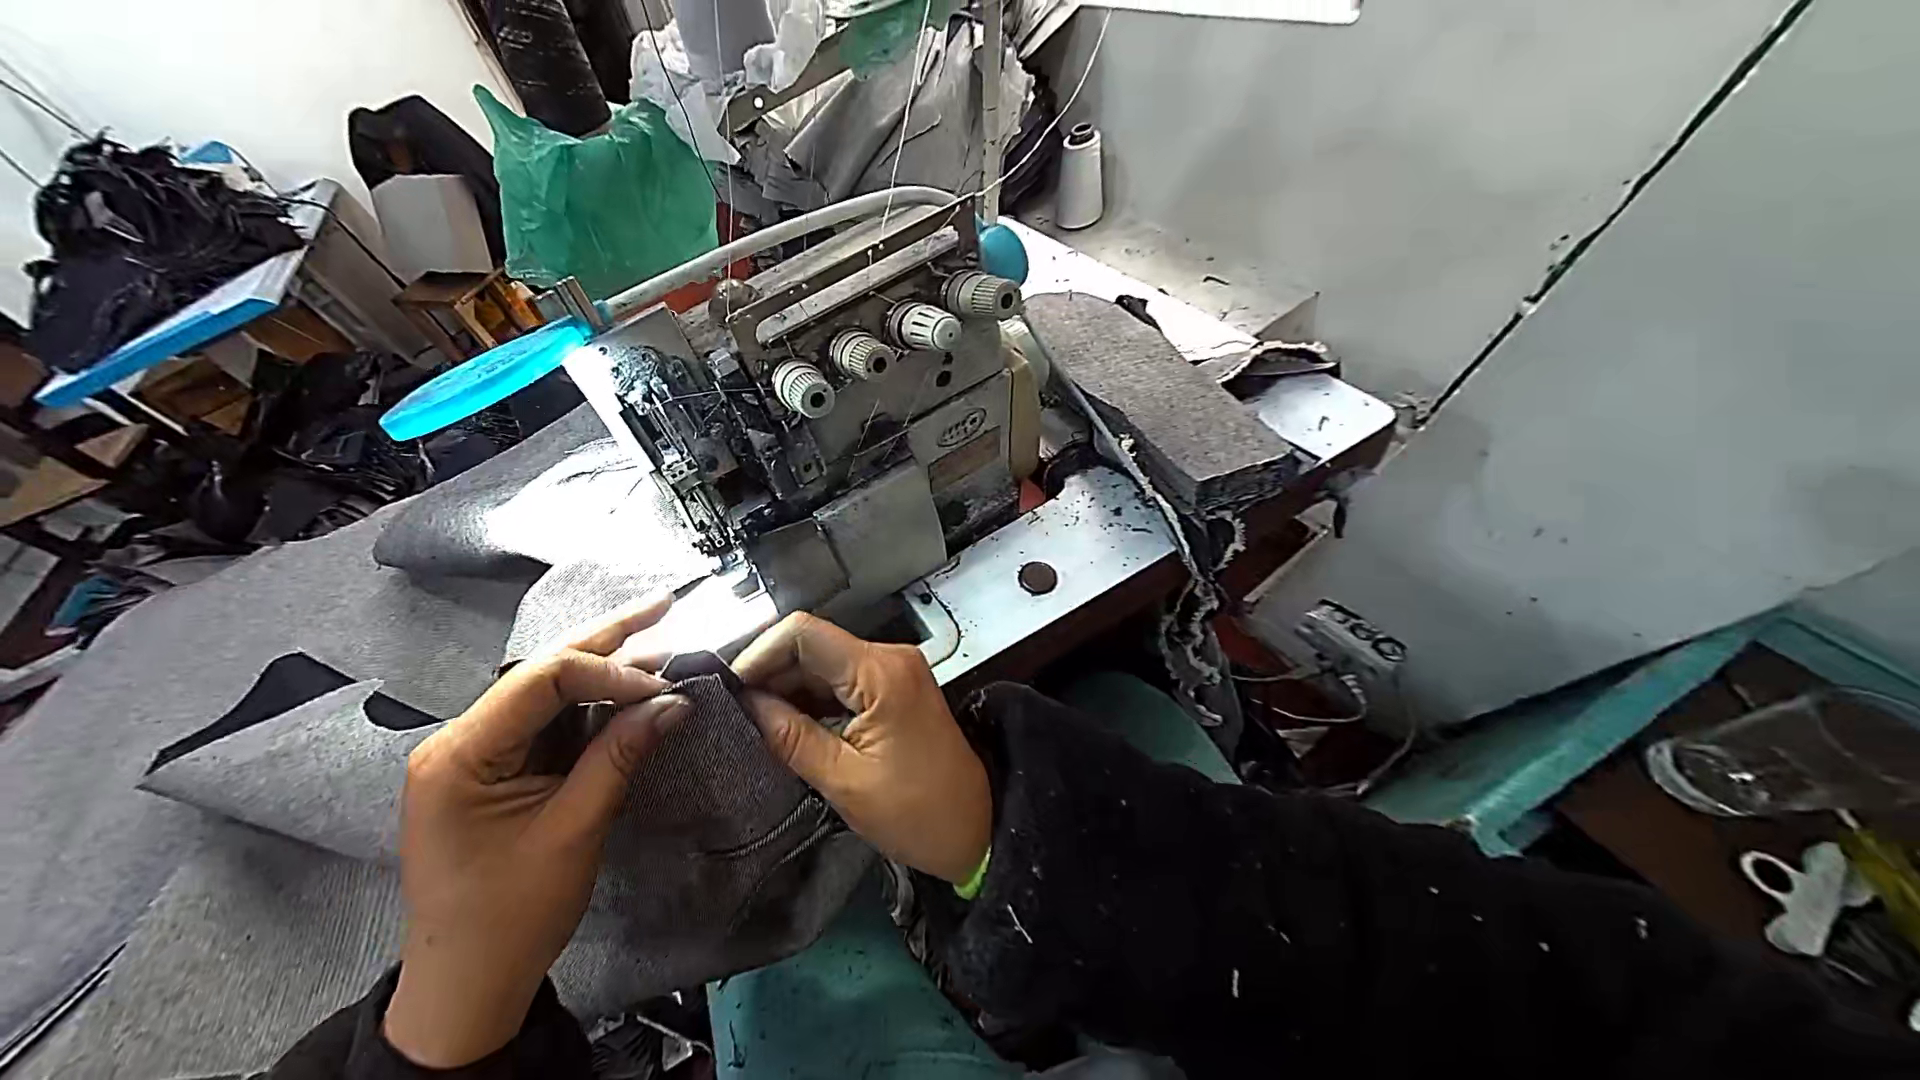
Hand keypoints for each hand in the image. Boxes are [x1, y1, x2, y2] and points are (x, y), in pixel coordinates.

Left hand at [383, 595, 691, 1067]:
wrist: (469, 982)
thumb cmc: (512, 913)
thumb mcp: (574, 830)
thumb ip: (620, 755)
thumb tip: (674, 699)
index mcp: (460, 754)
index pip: (541, 681)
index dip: (609, 673)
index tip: (664, 687)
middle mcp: (462, 739)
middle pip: (542, 670)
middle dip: (605, 637)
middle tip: (662, 604)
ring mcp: (480, 750)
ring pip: (550, 688)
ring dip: (605, 664)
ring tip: (656, 628)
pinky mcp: (502, 765)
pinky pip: (553, 718)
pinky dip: (596, 699)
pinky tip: (631, 679)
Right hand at [734, 613, 991, 883]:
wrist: (975, 827)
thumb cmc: (916, 812)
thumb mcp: (843, 780)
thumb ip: (790, 736)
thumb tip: (745, 703)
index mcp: (881, 672)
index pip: (804, 633)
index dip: (760, 653)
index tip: (731, 688)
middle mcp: (889, 658)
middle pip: (813, 644)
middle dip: (770, 673)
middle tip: (736, 711)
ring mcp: (894, 670)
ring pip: (824, 662)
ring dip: (788, 687)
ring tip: (754, 722)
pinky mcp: (894, 687)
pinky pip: (843, 679)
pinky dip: (813, 697)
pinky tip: (788, 723)